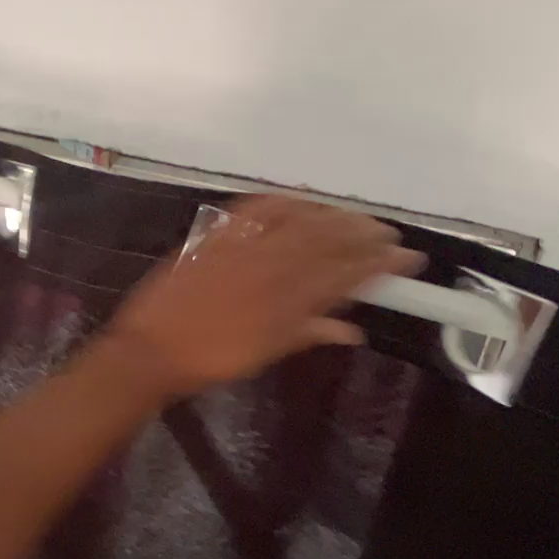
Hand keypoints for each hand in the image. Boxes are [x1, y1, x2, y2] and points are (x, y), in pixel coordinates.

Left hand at [99, 196, 425, 396]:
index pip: (344, 276)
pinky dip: (283, 201)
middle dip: (364, 235)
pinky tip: (302, 198)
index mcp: (285, 303)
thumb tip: (351, 330)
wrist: (150, 349)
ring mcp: (241, 249)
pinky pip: (255, 210)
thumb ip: (308, 334)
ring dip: (332, 216)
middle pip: (327, 243)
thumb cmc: (208, 360)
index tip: (408, 258)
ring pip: (298, 222)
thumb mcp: (263, 354)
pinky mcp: (216, 237)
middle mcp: (269, 270)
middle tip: (389, 234)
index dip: (379, 265)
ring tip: (356, 216)